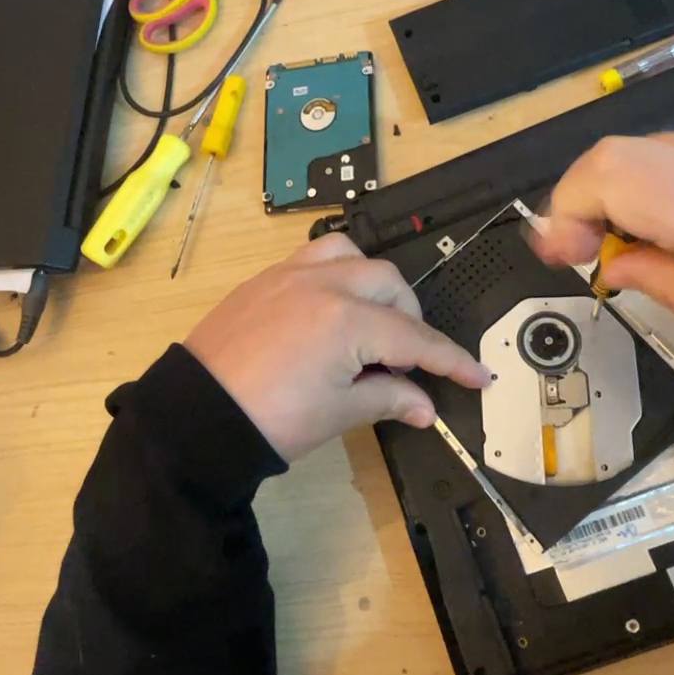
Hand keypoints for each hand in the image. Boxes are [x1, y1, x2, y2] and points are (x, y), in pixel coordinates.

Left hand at [185, 234, 491, 460]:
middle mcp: (323, 284)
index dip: (451, 360)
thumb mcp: (337, 413)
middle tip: (410, 359)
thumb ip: (388, 400)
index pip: (415, 337)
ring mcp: (290, 274)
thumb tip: (425, 406)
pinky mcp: (265, 278)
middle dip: (410, 319)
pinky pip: (313, 257)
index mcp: (347, 320)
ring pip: (351, 254)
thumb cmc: (269, 420)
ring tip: (371, 319)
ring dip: (373, 283)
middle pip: (390, 285)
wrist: (195, 417)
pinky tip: (330, 308)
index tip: (478, 375)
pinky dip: (335, 274)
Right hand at [532, 122, 673, 415]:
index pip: (609, 167)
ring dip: (644, 195)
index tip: (563, 254)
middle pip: (631, 152)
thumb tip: (611, 261)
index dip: (567, 205)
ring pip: (673, 149)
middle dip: (597, 202)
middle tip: (604, 259)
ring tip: (665, 252)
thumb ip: (668, 283)